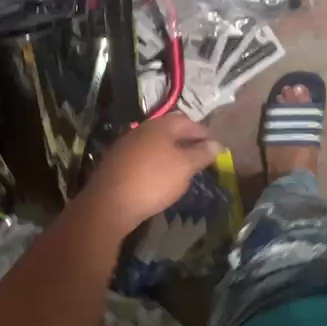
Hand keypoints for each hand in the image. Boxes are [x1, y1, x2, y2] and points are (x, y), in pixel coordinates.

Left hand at [78, 113, 220, 234]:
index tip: (215, 148)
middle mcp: (144, 128)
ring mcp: (128, 144)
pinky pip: (144, 155)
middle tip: (199, 156)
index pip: (190, 122)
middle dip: (187, 140)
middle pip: (171, 130)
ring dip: (170, 151)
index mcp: (163, 125)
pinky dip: (155, 161)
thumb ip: (202, 154)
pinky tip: (158, 176)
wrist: (109, 203)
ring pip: (156, 143)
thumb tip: (217, 143)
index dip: (205, 134)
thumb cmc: (154, 180)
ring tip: (182, 167)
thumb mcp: (185, 167)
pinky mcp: (117, 161)